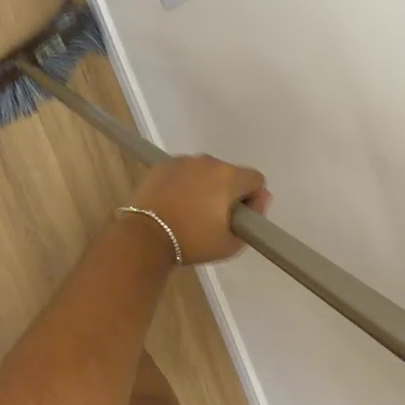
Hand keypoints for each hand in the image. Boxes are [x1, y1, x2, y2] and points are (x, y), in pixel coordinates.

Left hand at [124, 155, 270, 264]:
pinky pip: (183, 172)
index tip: (238, 217)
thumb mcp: (232, 243)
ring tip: (189, 211)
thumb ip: (254, 218)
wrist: (145, 237)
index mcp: (228, 176)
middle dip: (226, 191)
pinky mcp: (161, 166)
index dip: (252, 199)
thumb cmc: (192, 241)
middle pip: (228, 174)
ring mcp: (182, 161)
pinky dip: (183, 183)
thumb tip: (259, 199)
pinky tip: (173, 203)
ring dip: (204, 186)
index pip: (255, 179)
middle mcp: (207, 161)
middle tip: (211, 217)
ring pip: (204, 172)